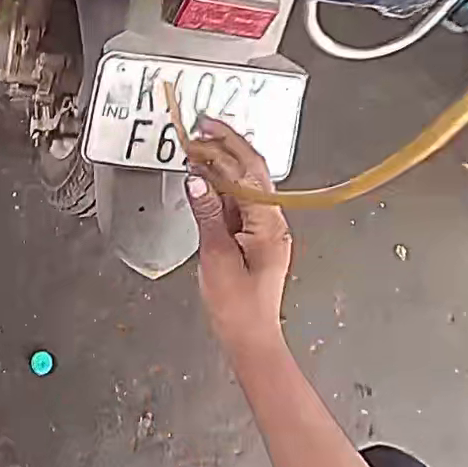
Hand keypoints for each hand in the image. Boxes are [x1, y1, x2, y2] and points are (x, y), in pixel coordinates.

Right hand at [184, 116, 292, 353]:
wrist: (250, 337)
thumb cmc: (238, 307)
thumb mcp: (216, 258)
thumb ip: (207, 216)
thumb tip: (196, 182)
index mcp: (269, 225)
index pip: (248, 173)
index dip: (226, 147)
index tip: (204, 131)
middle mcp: (271, 222)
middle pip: (251, 172)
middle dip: (227, 146)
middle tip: (202, 129)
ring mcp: (262, 229)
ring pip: (243, 185)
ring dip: (221, 165)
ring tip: (197, 148)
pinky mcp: (251, 237)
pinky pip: (237, 202)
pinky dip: (219, 186)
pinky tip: (203, 180)